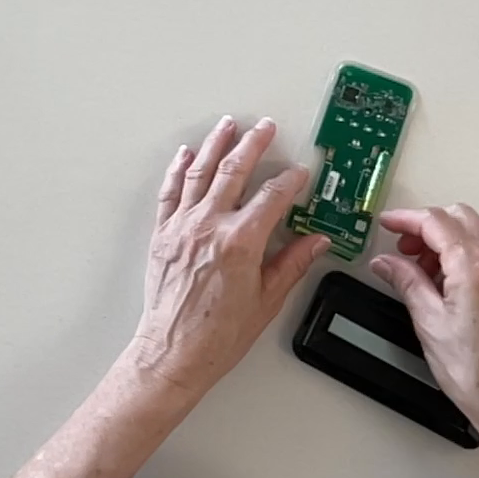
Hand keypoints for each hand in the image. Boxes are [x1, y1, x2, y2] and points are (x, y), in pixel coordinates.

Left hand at [124, 116, 332, 401]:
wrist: (173, 352)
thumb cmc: (217, 335)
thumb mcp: (266, 301)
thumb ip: (292, 264)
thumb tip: (315, 243)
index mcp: (240, 241)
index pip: (273, 196)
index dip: (290, 181)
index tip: (298, 174)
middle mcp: (210, 225)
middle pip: (235, 170)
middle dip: (253, 144)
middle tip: (265, 127)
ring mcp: (183, 226)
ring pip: (200, 172)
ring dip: (216, 144)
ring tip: (227, 125)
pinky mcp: (163, 233)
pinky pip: (170, 192)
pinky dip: (177, 169)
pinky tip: (186, 154)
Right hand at [370, 204, 478, 450]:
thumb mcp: (429, 323)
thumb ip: (406, 282)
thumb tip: (386, 263)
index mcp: (475, 268)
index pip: (436, 222)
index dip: (406, 219)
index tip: (388, 224)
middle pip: (459, 217)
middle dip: (426, 225)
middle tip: (401, 247)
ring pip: (475, 232)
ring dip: (444, 239)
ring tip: (420, 269)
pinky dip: (463, 253)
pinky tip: (445, 281)